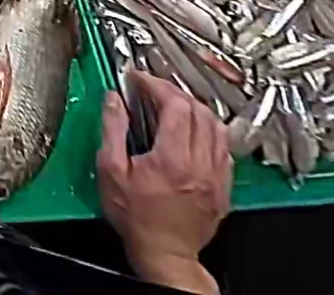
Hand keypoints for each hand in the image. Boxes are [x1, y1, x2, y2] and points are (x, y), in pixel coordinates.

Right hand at [98, 74, 230, 294]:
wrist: (164, 254)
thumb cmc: (135, 216)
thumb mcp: (110, 170)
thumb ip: (112, 129)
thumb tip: (113, 98)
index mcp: (173, 159)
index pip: (176, 105)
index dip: (157, 85)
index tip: (140, 80)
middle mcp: (200, 166)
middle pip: (199, 111)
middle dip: (173, 92)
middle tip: (152, 89)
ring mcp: (216, 177)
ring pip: (216, 126)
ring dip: (194, 108)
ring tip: (172, 105)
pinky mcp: (223, 187)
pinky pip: (223, 148)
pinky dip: (207, 130)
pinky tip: (190, 131)